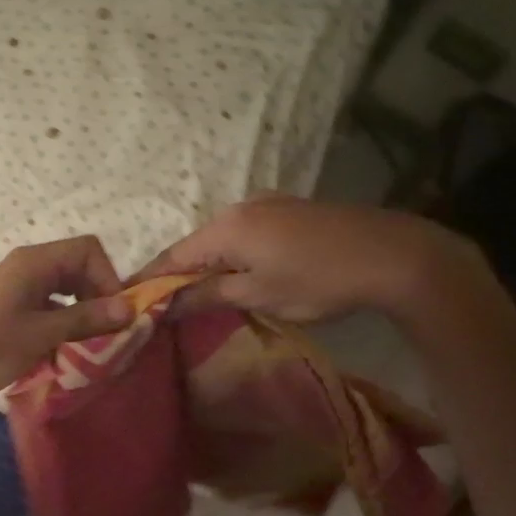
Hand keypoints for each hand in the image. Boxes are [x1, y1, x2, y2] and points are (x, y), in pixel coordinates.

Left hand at [0, 237, 133, 432]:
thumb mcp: (43, 334)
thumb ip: (87, 319)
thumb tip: (131, 308)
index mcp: (34, 262)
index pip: (89, 251)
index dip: (108, 279)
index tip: (113, 317)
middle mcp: (26, 266)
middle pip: (78, 268)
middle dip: (97, 298)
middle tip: (104, 334)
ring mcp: (15, 287)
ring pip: (63, 290)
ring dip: (80, 314)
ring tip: (84, 345)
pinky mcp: (8, 309)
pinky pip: (46, 306)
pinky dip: (59, 324)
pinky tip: (59, 351)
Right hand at [132, 195, 487, 324]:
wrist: (393, 257)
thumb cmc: (317, 280)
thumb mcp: (256, 295)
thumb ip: (205, 296)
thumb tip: (163, 305)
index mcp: (226, 227)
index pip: (170, 257)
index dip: (146, 282)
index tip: (122, 304)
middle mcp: (240, 207)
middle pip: (193, 246)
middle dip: (172, 277)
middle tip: (154, 309)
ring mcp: (267, 205)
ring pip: (218, 241)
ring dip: (201, 268)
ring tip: (186, 299)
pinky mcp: (288, 212)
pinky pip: (242, 237)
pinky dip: (227, 259)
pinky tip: (227, 278)